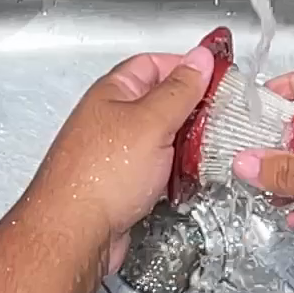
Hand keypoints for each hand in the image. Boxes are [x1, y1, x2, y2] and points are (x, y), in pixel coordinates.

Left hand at [18, 44, 214, 271]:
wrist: (75, 233)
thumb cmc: (99, 176)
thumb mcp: (151, 122)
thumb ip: (179, 90)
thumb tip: (200, 59)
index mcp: (114, 91)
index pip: (155, 63)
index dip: (187, 66)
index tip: (218, 74)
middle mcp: (112, 117)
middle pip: (162, 101)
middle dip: (191, 109)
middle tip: (219, 117)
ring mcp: (117, 150)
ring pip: (162, 137)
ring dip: (186, 143)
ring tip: (205, 150)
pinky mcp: (123, 181)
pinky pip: (158, 166)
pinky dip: (175, 170)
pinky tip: (186, 178)